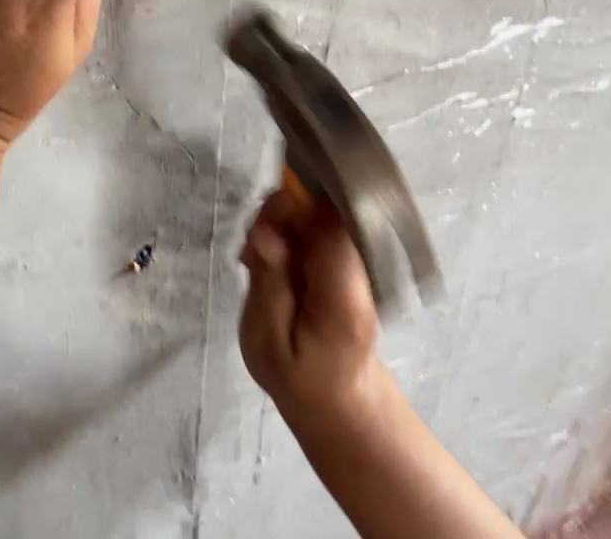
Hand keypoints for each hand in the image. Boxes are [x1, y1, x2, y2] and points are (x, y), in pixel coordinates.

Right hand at [239, 185, 385, 421]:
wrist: (340, 400)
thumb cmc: (298, 379)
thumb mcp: (267, 343)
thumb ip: (267, 285)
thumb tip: (266, 232)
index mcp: (342, 298)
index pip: (330, 227)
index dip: (293, 210)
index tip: (258, 230)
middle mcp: (360, 272)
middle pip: (325, 213)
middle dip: (283, 217)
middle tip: (251, 251)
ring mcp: (360, 265)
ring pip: (321, 217)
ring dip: (284, 226)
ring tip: (257, 260)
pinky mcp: (350, 263)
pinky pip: (320, 231)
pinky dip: (292, 237)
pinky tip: (271, 262)